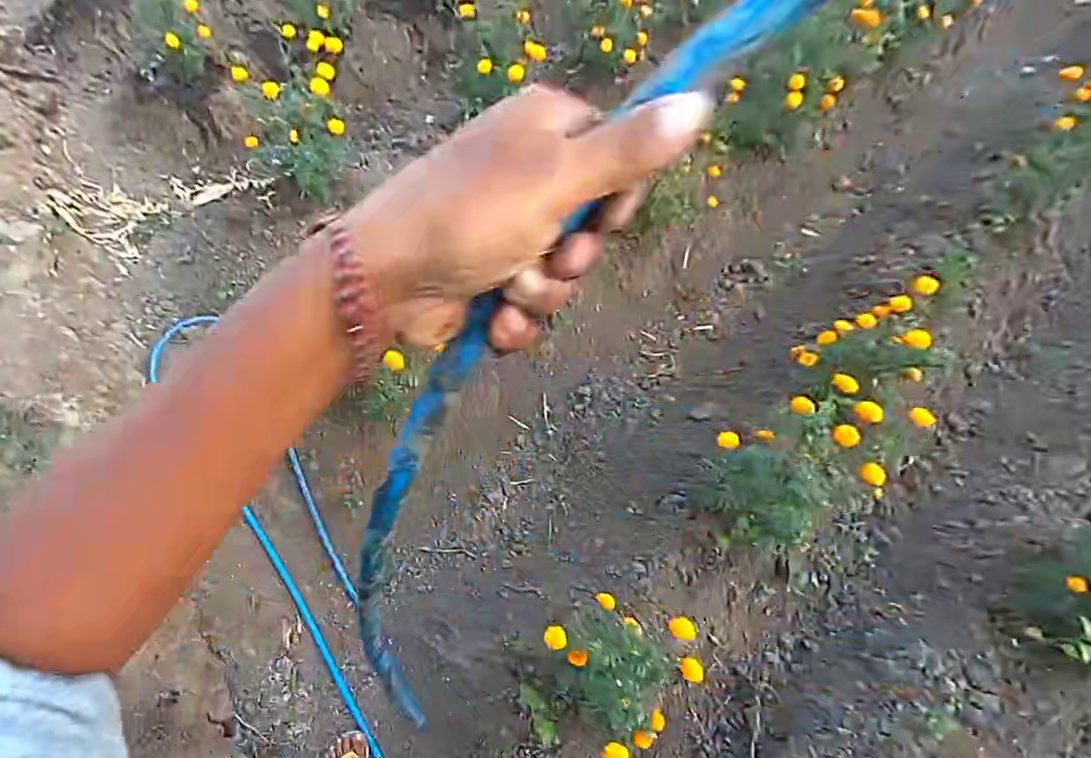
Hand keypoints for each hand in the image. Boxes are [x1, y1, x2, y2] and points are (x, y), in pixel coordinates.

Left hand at [343, 86, 712, 350]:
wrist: (389, 279)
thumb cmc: (469, 216)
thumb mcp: (557, 178)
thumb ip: (627, 151)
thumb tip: (701, 104)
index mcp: (547, 132)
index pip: (617, 159)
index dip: (617, 200)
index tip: (606, 217)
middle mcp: (529, 179)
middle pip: (591, 228)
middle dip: (572, 259)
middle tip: (551, 257)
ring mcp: (508, 234)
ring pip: (561, 278)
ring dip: (540, 295)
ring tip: (508, 288)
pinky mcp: (490, 283)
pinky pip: (529, 309)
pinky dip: (515, 321)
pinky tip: (494, 320)